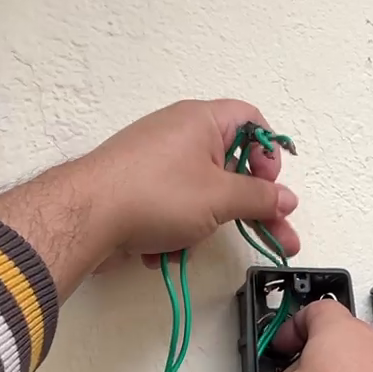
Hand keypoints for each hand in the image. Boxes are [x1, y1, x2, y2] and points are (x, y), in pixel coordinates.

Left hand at [0, 99, 299, 295]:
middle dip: (250, 207)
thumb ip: (260, 198)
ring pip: (201, 195)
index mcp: (202, 120)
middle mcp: (180, 133)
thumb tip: (288, 199)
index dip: (270, 152)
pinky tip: (163, 251)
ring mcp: (156, 162)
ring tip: (191, 248)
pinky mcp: (137, 189)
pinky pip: (172, 207)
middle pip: (230, 167)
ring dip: (205, 226)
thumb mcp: (220, 197)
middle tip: (276, 236)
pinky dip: (174, 231)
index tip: (271, 184)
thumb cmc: (159, 195)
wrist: (85, 217)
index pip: (252, 121)